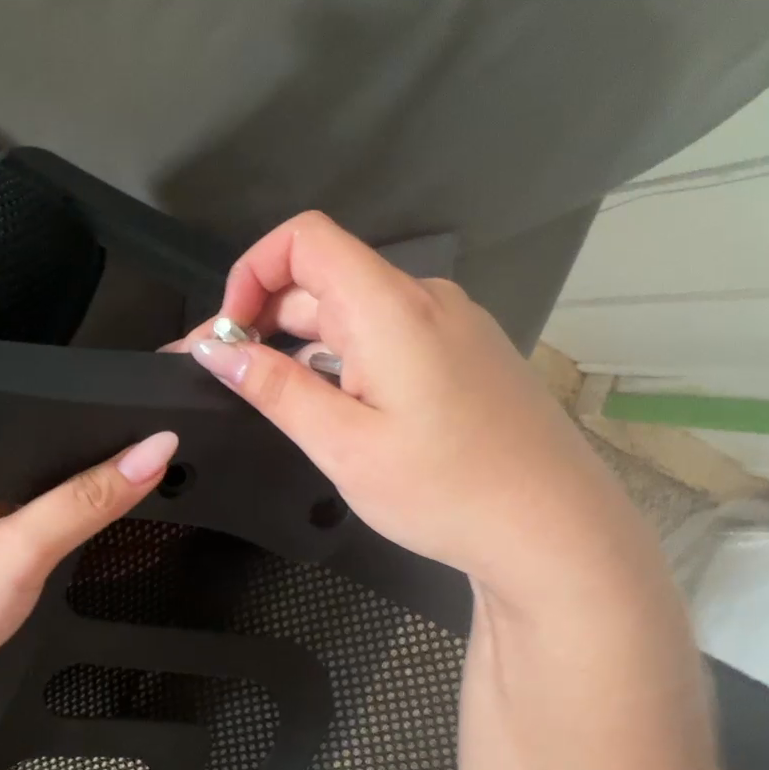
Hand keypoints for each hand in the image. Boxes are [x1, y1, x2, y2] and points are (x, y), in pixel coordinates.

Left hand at [0, 432, 179, 709]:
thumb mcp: (25, 543)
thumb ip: (85, 498)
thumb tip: (150, 451)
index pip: (63, 438)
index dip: (114, 431)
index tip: (169, 428)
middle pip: (66, 476)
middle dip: (114, 469)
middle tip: (173, 461)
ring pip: (61, 517)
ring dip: (99, 510)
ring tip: (151, 494)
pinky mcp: (3, 584)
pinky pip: (52, 556)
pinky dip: (83, 552)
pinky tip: (102, 550)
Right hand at [166, 212, 653, 603]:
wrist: (555, 530)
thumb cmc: (443, 489)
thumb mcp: (341, 444)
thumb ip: (275, 389)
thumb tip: (213, 351)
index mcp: (390, 309)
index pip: (304, 239)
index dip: (251, 272)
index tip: (226, 337)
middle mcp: (423, 300)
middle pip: (321, 277)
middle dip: (259, 317)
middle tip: (220, 377)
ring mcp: (448, 325)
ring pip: (349, 310)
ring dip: (295, 342)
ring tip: (260, 395)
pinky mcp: (460, 353)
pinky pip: (381, 334)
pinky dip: (335, 355)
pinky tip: (322, 403)